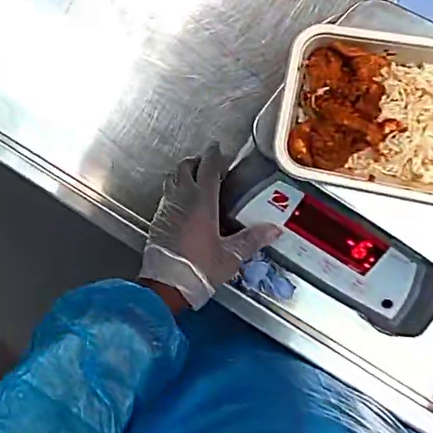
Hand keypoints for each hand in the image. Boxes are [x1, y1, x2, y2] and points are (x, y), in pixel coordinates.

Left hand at [140, 143, 279, 310]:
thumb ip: (252, 239)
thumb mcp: (230, 255)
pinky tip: (185, 202)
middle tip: (211, 165)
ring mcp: (167, 207)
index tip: (218, 147)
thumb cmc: (198, 269)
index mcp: (201, 201)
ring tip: (197, 180)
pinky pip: (167, 195)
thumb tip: (274, 230)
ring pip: (173, 178)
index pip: (207, 167)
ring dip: (184, 173)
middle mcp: (181, 199)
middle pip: (186, 167)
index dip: (214, 155)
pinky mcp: (158, 218)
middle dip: (198, 161)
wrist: (165, 285)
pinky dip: (176, 190)